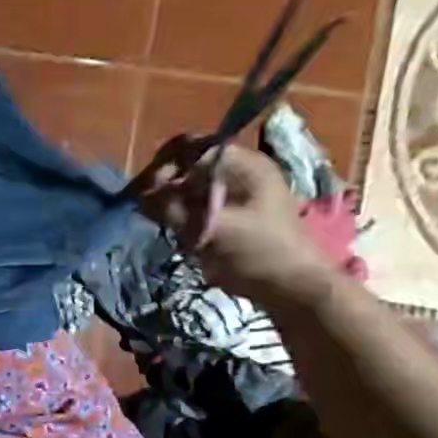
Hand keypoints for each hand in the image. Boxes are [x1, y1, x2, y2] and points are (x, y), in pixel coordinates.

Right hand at [130, 137, 339, 307]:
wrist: (296, 290)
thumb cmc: (261, 255)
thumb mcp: (214, 230)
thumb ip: (174, 210)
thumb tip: (140, 196)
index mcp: (244, 164)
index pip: (192, 148)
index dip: (165, 166)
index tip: (147, 193)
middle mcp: (241, 172)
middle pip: (190, 167)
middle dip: (167, 188)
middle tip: (151, 213)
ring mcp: (240, 195)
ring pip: (193, 189)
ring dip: (176, 206)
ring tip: (169, 228)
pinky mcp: (236, 217)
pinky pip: (201, 207)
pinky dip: (187, 219)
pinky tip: (184, 238)